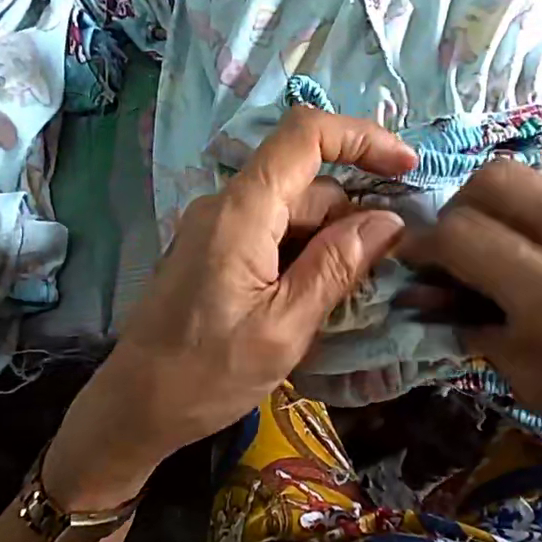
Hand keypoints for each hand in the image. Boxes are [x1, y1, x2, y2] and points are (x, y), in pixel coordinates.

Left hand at [42, 109, 416, 507]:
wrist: (135, 406)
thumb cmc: (206, 375)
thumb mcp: (284, 329)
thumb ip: (336, 267)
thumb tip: (388, 221)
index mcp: (240, 214)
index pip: (303, 135)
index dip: (361, 137)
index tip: (406, 166)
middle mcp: (223, 208)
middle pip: (303, 183)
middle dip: (352, 214)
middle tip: (388, 266)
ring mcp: (213, 230)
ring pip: (289, 212)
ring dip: (329, 241)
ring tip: (354, 294)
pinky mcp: (210, 253)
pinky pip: (268, 235)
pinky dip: (301, 254)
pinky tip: (316, 296)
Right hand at [402, 161, 541, 523]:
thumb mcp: (526, 376)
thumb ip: (471, 321)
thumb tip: (423, 292)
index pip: (462, 233)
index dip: (424, 242)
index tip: (415, 256)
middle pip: (497, 179)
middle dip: (462, 208)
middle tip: (462, 243)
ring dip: (513, 213)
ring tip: (519, 252)